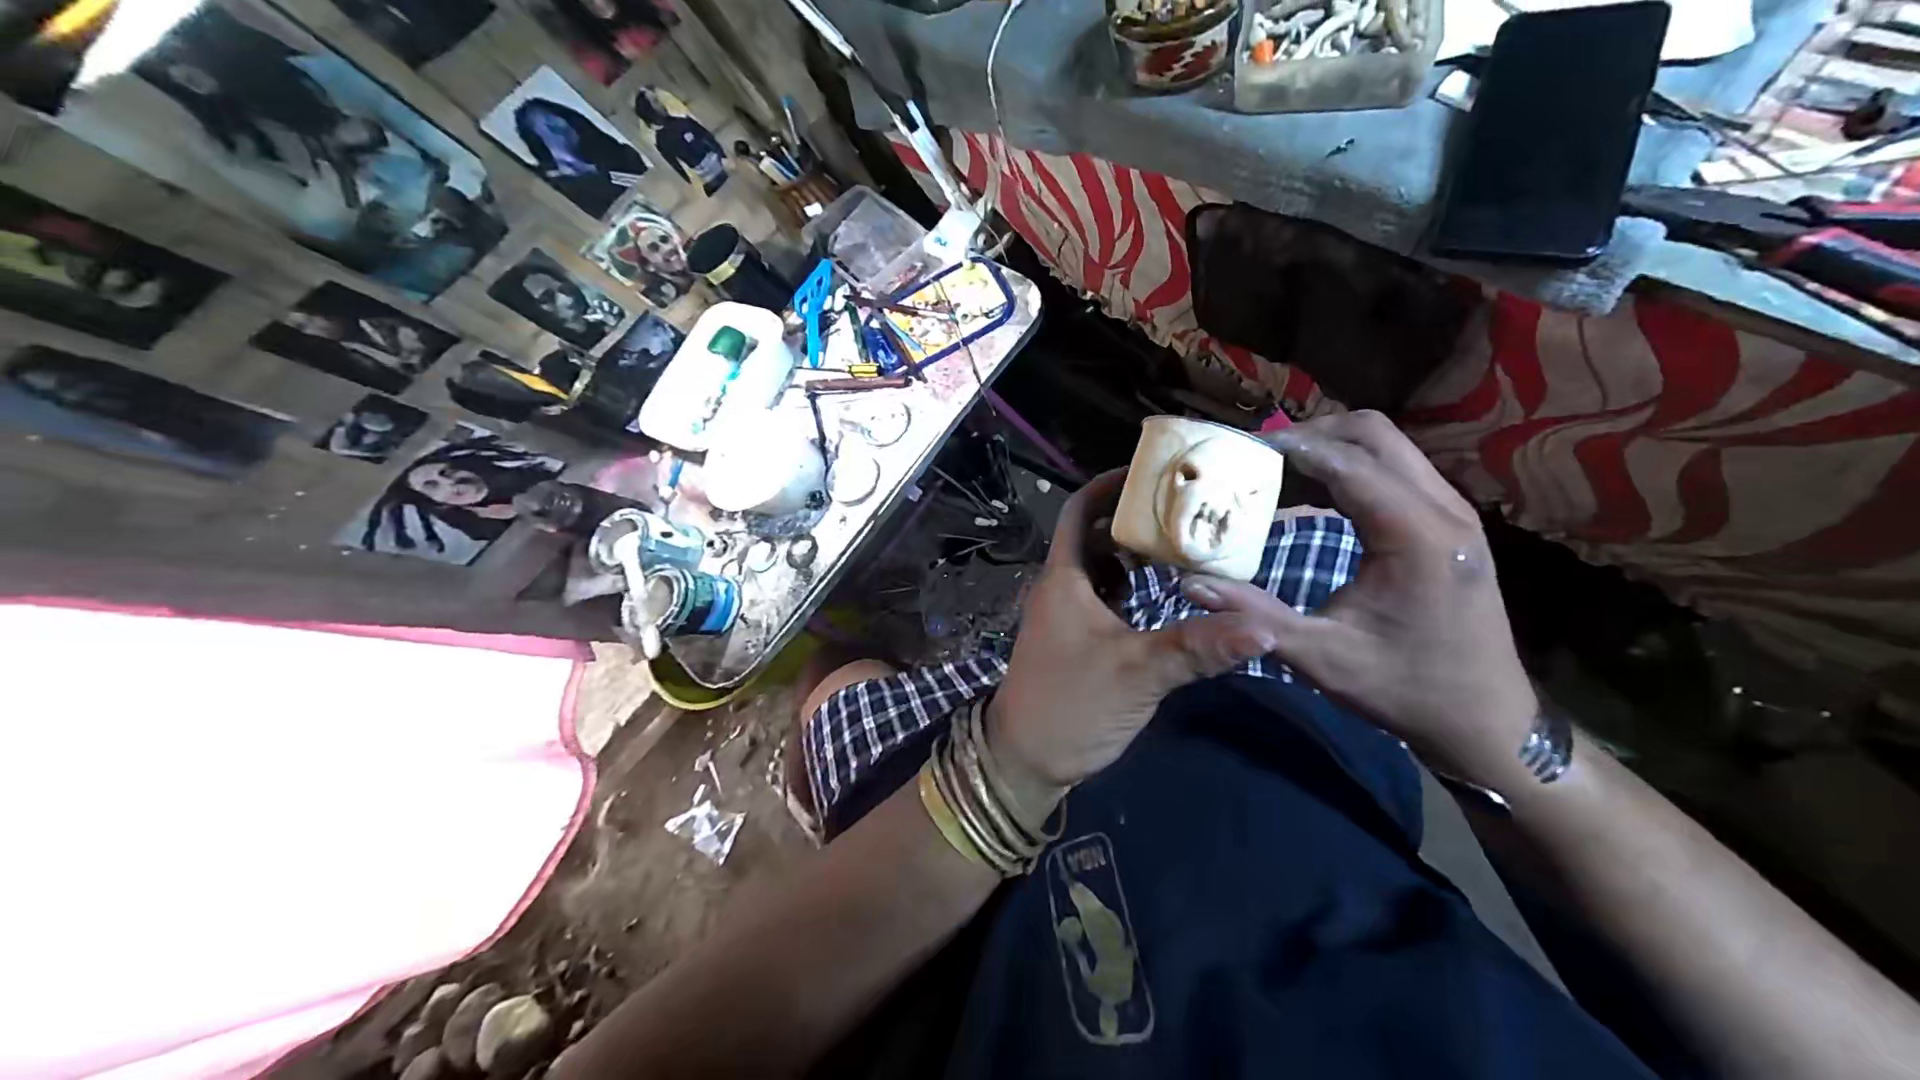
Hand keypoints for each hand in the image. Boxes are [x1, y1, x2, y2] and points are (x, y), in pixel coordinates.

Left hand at [985, 470, 1279, 814]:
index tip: (1148, 474)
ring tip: (1181, 548)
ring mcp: (1064, 615)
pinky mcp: (1073, 639)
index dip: (1107, 486)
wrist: (1025, 760)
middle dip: (1132, 521)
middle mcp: (1059, 588)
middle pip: (1093, 536)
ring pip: (1099, 569)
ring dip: (1132, 556)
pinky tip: (1162, 596)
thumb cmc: (1071, 705)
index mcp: (1063, 579)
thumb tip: (1263, 629)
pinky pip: (1103, 598)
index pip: (1078, 511)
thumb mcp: (1138, 674)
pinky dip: (1129, 589)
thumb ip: (1197, 648)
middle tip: (1183, 512)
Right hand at [1179, 411, 1538, 789]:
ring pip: (1387, 446)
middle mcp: (1443, 510)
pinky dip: (1350, 467)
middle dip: (1311, 433)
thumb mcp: (1321, 656)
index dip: (1290, 448)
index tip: (1239, 448)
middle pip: (1373, 433)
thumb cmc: (1404, 688)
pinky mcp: (1448, 523)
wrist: (1484, 718)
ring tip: (1276, 470)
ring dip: (1331, 447)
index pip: (1348, 464)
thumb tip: (1190, 584)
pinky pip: (1395, 470)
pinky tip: (1312, 493)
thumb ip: (1254, 615)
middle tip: (1257, 457)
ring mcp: (1452, 513)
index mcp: (1415, 538)